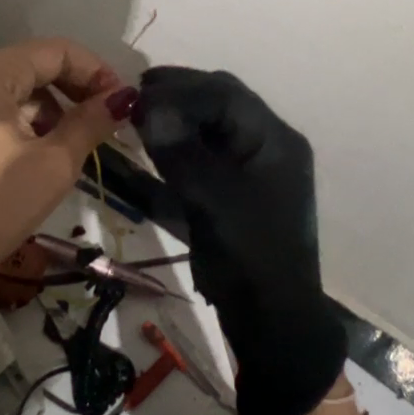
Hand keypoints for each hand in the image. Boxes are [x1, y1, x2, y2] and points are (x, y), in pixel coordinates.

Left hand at [0, 39, 135, 298]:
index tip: (123, 107)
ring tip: (81, 146)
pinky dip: (31, 124)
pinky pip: (2, 110)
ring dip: (57, 110)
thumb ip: (90, 124)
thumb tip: (122, 98)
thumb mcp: (51, 166)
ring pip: (22, 89)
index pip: (59, 51)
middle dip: (79, 90)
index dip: (97, 73)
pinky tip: (46, 157)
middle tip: (110, 125)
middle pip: (40, 65)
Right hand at [135, 67, 345, 414]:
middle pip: (223, 104)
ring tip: (142, 115)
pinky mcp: (242, 193)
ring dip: (181, 117)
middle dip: (181, 95)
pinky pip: (212, 154)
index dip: (181, 88)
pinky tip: (158, 146)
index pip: (225, 95)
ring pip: (216, 126)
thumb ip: (179, 150)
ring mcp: (258, 169)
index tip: (139, 91)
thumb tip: (146, 104)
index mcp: (275, 140)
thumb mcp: (211, 200)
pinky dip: (185, 145)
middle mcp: (271, 145)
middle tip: (138, 95)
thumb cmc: (249, 257)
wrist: (274, 326)